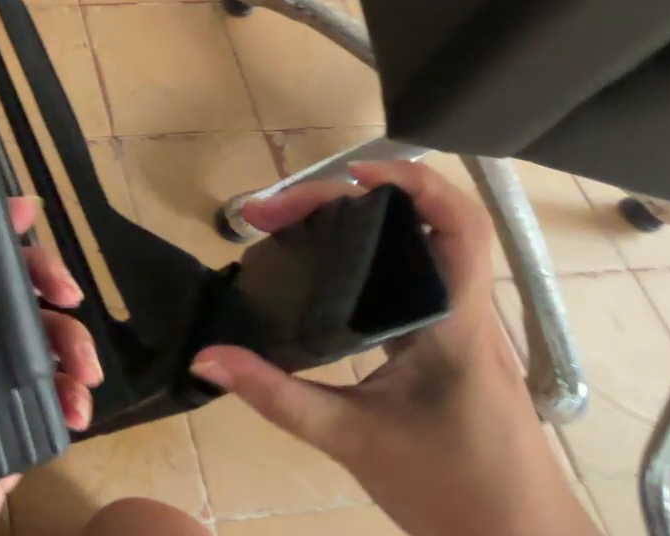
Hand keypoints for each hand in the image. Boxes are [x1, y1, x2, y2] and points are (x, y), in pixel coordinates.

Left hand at [0, 197, 99, 535]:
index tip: (23, 214)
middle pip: (1, 298)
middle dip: (43, 286)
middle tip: (69, 294)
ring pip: (32, 345)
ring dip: (68, 343)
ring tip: (85, 368)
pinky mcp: (4, 439)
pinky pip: (45, 403)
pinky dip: (69, 398)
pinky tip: (79, 411)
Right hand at [189, 161, 596, 535]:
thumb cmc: (454, 494)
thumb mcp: (352, 442)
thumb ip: (275, 397)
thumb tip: (206, 358)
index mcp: (454, 324)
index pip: (458, 224)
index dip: (412, 181)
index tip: (348, 175)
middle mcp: (462, 312)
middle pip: (425, 219)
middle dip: (348, 198)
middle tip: (275, 212)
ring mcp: (459, 327)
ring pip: (417, 245)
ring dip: (356, 222)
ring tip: (287, 226)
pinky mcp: (448, 344)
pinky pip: (409, 277)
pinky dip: (363, 256)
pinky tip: (320, 271)